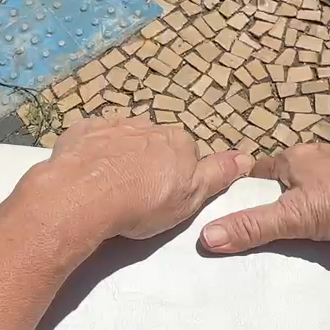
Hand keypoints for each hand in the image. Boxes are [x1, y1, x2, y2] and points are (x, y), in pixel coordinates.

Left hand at [16, 115, 251, 241]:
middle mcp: (149, 126)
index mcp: (179, 142)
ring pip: (125, 140)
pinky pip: (94, 139)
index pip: (187, 156)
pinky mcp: (84, 130)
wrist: (84, 195)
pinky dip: (93, 153)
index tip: (165, 198)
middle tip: (137, 195)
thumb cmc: (142, 203)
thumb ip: (218, 175)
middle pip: (156, 145)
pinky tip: (87, 174)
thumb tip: (245, 157)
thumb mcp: (190, 198)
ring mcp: (114, 125)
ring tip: (110, 187)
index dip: (177, 178)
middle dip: (149, 165)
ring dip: (121, 158)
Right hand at [197, 144, 329, 262]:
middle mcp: (323, 153)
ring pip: (322, 175)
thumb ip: (251, 227)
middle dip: (282, 189)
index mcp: (296, 158)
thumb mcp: (292, 218)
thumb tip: (206, 237)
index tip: (238, 202)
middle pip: (291, 171)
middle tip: (274, 215)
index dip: (248, 186)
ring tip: (311, 217)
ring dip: (314, 191)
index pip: (260, 169)